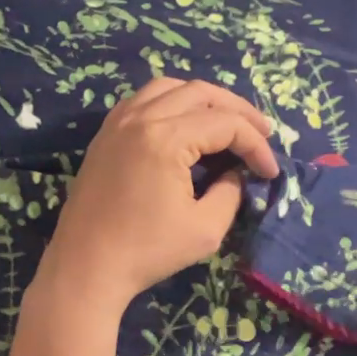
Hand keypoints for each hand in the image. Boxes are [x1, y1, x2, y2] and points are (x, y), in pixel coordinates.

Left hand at [40, 79, 278, 311]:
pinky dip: (172, 104)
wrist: (86, 267)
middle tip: (262, 132)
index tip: (270, 172)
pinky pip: (144, 100)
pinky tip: (185, 125)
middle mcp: (141, 117)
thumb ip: (230, 192)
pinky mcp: (105, 135)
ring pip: (170, 88)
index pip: (226, 124)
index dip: (256, 145)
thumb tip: (236, 173)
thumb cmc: (147, 251)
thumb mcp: (205, 228)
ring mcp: (118, 122)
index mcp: (166, 138)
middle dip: (237, 110)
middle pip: (201, 93)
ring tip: (226, 122)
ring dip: (204, 100)